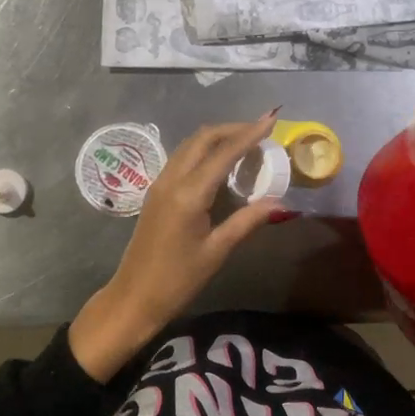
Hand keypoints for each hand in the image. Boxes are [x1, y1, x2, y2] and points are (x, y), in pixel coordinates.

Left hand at [69, 114, 286, 381]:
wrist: (133, 297)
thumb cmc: (177, 280)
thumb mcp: (217, 252)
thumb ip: (247, 221)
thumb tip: (281, 203)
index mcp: (189, 193)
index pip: (224, 152)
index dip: (249, 133)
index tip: (272, 119)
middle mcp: (172, 179)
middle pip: (204, 138)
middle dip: (233, 129)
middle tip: (262, 131)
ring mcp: (160, 183)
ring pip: (191, 145)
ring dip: (218, 137)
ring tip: (246, 144)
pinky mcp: (156, 191)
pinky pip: (183, 158)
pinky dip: (205, 151)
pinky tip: (222, 163)